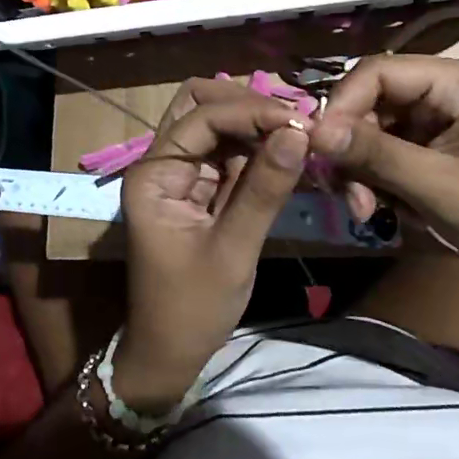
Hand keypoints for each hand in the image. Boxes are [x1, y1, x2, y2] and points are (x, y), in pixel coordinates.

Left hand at [118, 79, 311, 411]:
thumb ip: (264, 189)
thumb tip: (299, 133)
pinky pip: (231, 154)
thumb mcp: (233, 250)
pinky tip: (291, 152)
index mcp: (154, 175)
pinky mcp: (203, 191)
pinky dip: (260, 149)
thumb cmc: (192, 308)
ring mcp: (183, 176)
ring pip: (219, 126)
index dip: (251, 111)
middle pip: (201, 106)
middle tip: (298, 119)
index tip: (302, 120)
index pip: (201, 118)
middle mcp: (163, 165)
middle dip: (248, 104)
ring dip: (258, 124)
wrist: (169, 354)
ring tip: (303, 131)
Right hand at [308, 56, 458, 291]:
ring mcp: (436, 119)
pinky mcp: (428, 147)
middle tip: (347, 197)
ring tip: (365, 210)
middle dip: (352, 148)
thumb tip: (314, 133)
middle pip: (372, 101)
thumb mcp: (442, 186)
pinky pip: (381, 153)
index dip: (343, 104)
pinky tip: (380, 209)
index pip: (382, 71)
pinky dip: (371, 180)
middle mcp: (447, 90)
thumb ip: (378, 156)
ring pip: (370, 130)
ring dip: (358, 170)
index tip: (318, 148)